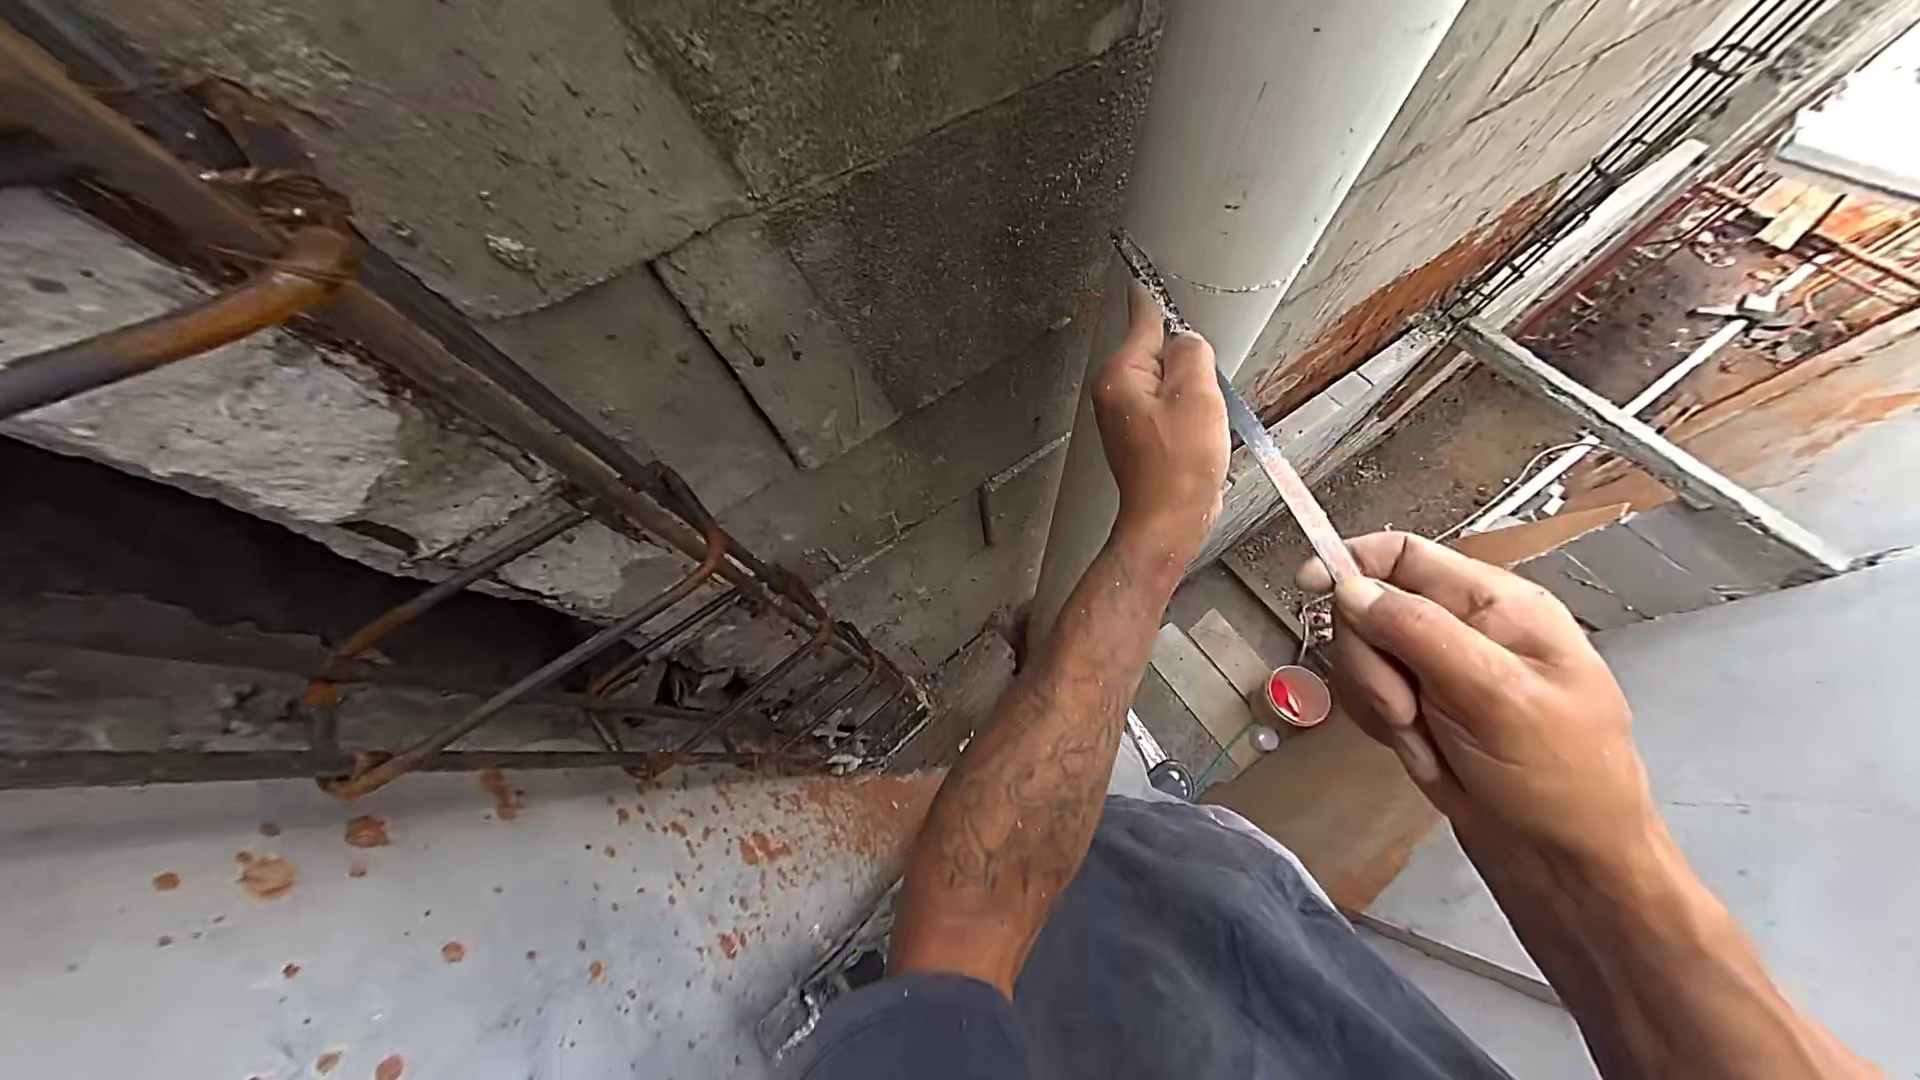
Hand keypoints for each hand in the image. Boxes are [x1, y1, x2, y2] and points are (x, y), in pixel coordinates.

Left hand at [1093, 282, 1229, 560]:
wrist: (1169, 518)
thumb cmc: (1179, 466)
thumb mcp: (1196, 395)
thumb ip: (1191, 352)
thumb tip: (1185, 340)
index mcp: (1120, 376)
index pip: (1142, 320)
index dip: (1155, 297)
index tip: (1144, 271)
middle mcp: (1113, 393)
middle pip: (1158, 351)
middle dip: (1186, 363)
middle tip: (1201, 394)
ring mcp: (1124, 415)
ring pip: (1167, 380)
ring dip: (1190, 391)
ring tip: (1197, 422)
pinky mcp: (1139, 433)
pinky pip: (1167, 404)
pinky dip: (1186, 410)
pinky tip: (1194, 434)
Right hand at [1297, 532, 1660, 866]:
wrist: (1560, 859)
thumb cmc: (1557, 776)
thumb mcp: (1496, 695)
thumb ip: (1419, 632)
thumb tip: (1349, 588)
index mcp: (1493, 604)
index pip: (1402, 554)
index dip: (1350, 561)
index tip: (1308, 585)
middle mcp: (1456, 625)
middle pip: (1366, 607)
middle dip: (1370, 660)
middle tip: (1403, 705)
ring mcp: (1431, 664)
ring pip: (1357, 652)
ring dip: (1373, 696)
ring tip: (1420, 732)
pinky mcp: (1412, 697)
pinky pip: (1360, 688)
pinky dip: (1374, 717)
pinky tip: (1414, 742)